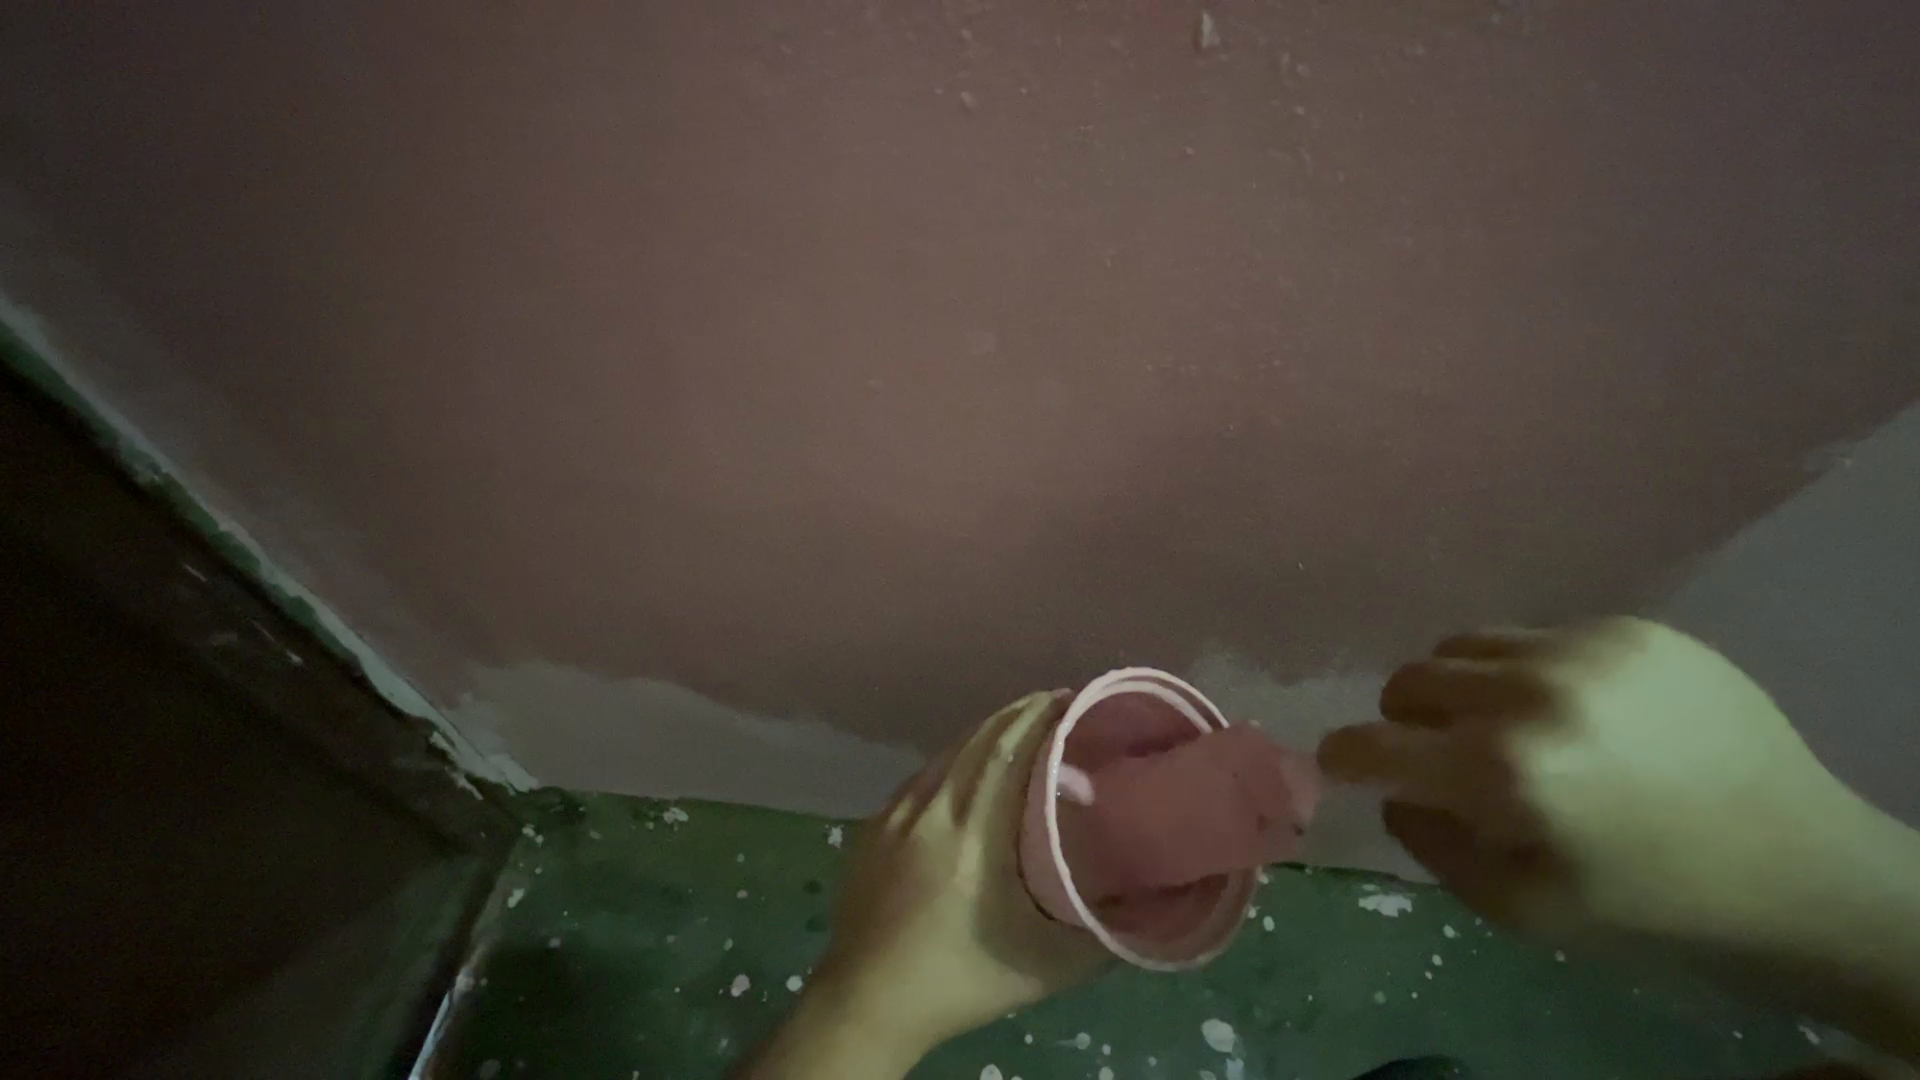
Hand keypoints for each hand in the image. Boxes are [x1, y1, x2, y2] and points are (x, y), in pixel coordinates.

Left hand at [738, 691, 1111, 1078]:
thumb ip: (1099, 935)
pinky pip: (923, 774)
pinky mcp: (876, 824)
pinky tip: (966, 765)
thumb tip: (1141, 908)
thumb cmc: (959, 981)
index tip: (1069, 700)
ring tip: (1018, 726)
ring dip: (986, 732)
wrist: (866, 1000)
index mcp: (973, 835)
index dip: (1039, 719)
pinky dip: (954, 757)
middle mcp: (932, 809)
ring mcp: (897, 813)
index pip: (1008, 752)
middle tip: (1053, 703)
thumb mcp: (1042, 968)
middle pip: (979, 740)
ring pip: (948, 752)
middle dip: (1017, 714)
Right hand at [1319, 618, 1919, 1056]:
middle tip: (1444, 754)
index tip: (1342, 763)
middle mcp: (1530, 694)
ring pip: (1459, 648)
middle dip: (1407, 720)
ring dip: (1460, 688)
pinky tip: (1574, 712)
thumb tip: (1394, 788)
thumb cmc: (1651, 904)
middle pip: (1408, 681)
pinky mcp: (1631, 630)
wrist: (1811, 871)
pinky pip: (1530, 637)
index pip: (1371, 743)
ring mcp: (1584, 650)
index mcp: (1502, 772)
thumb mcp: (1519, 909)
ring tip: (1506, 725)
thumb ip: (1431, 844)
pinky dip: (1523, 674)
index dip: (1343, 755)